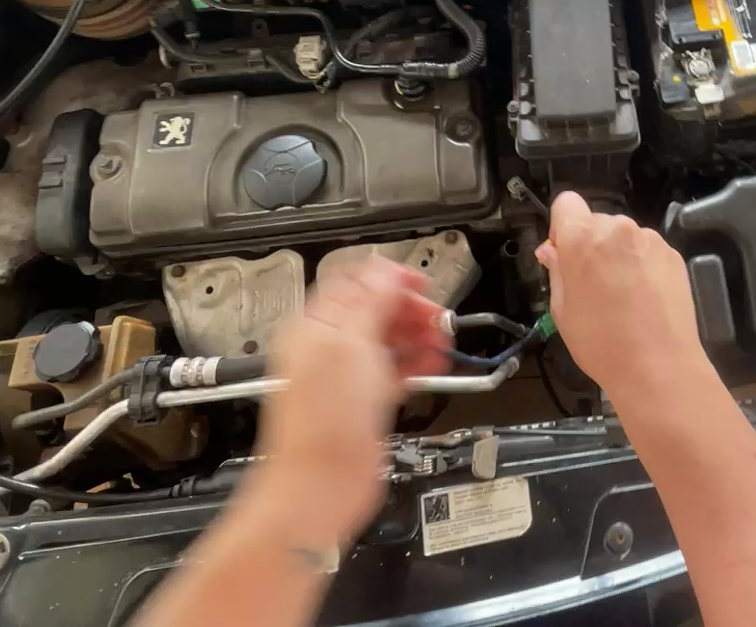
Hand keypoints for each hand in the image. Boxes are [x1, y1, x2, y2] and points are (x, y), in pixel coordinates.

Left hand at [242, 258, 450, 546]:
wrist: (323, 483)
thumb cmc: (323, 420)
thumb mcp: (350, 344)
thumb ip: (371, 303)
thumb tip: (387, 273)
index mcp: (315, 327)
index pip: (353, 284)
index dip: (387, 279)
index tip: (417, 282)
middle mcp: (330, 348)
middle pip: (377, 310)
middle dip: (409, 307)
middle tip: (435, 314)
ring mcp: (349, 375)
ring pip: (391, 338)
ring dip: (418, 332)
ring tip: (441, 338)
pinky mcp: (368, 400)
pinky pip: (398, 368)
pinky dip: (418, 360)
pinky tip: (434, 360)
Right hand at [535, 192, 711, 409]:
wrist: (659, 367)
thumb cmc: (601, 343)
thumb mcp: (563, 310)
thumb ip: (556, 271)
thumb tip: (552, 250)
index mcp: (583, 237)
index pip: (566, 203)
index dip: (562, 226)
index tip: (566, 255)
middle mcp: (618, 229)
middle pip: (597, 221)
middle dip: (592, 244)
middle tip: (593, 283)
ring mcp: (650, 240)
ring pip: (624, 236)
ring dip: (619, 254)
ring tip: (623, 295)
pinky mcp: (673, 254)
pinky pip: (648, 250)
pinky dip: (642, 264)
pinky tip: (645, 297)